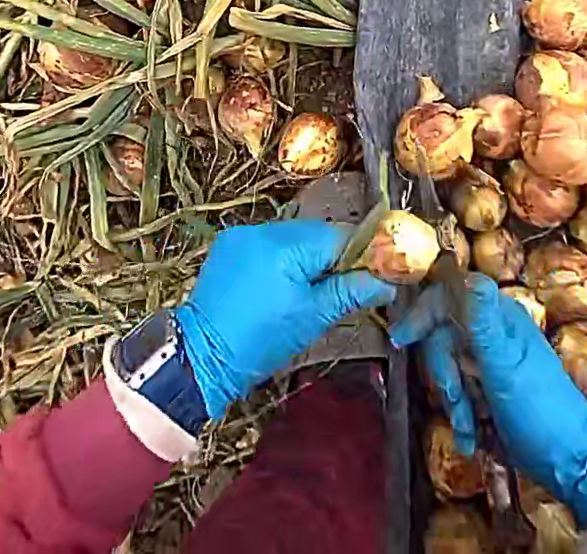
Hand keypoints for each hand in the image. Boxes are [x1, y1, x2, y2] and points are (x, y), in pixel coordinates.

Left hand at [175, 220, 397, 417]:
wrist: (198, 358)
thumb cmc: (261, 341)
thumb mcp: (312, 318)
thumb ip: (351, 291)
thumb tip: (388, 282)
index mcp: (287, 244)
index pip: (339, 235)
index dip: (360, 254)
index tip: (371, 275)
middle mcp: (264, 228)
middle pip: (317, 233)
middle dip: (333, 256)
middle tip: (341, 287)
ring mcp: (244, 233)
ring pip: (294, 236)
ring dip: (308, 256)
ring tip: (308, 289)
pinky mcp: (231, 242)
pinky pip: (270, 242)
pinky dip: (283, 257)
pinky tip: (281, 282)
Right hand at [391, 273, 586, 525]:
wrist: (569, 463)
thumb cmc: (540, 410)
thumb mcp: (506, 366)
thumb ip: (483, 322)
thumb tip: (468, 276)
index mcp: (500, 316)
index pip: (451, 294)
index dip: (424, 312)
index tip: (402, 337)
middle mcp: (493, 331)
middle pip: (443, 335)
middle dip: (443, 371)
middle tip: (454, 396)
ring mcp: (490, 360)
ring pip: (448, 366)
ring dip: (454, 399)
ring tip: (470, 425)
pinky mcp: (488, 388)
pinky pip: (460, 391)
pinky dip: (461, 414)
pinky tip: (471, 435)